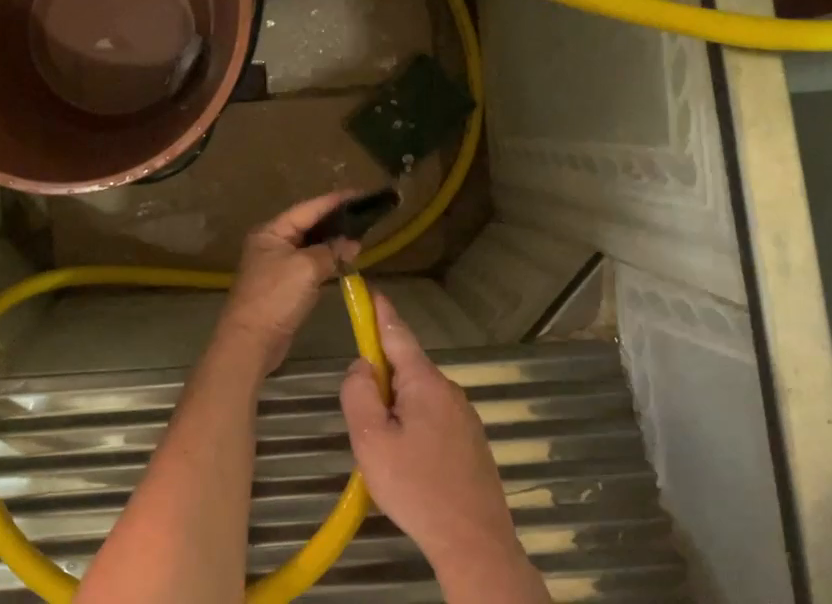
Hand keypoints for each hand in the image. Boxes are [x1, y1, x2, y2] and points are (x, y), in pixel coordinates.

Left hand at [217, 192, 360, 372]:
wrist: (252, 341)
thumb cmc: (275, 297)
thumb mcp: (306, 268)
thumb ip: (330, 251)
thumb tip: (352, 242)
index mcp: (271, 232)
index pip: (307, 209)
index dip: (334, 201)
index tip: (360, 194)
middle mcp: (272, 243)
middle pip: (308, 226)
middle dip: (336, 222)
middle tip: (365, 215)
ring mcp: (277, 264)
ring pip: (311, 247)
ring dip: (333, 243)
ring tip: (361, 236)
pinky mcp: (285, 285)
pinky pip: (310, 265)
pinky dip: (327, 262)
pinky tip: (345, 260)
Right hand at [340, 295, 531, 583]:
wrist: (473, 542)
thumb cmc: (415, 488)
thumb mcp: (370, 439)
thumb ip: (358, 393)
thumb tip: (361, 366)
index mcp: (425, 383)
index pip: (397, 334)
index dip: (379, 312)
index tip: (368, 290)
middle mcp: (449, 390)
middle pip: (406, 369)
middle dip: (382, 380)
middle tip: (364, 421)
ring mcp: (465, 417)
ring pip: (419, 398)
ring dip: (397, 409)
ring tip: (385, 453)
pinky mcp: (471, 442)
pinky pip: (434, 419)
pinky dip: (414, 427)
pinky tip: (409, 465)